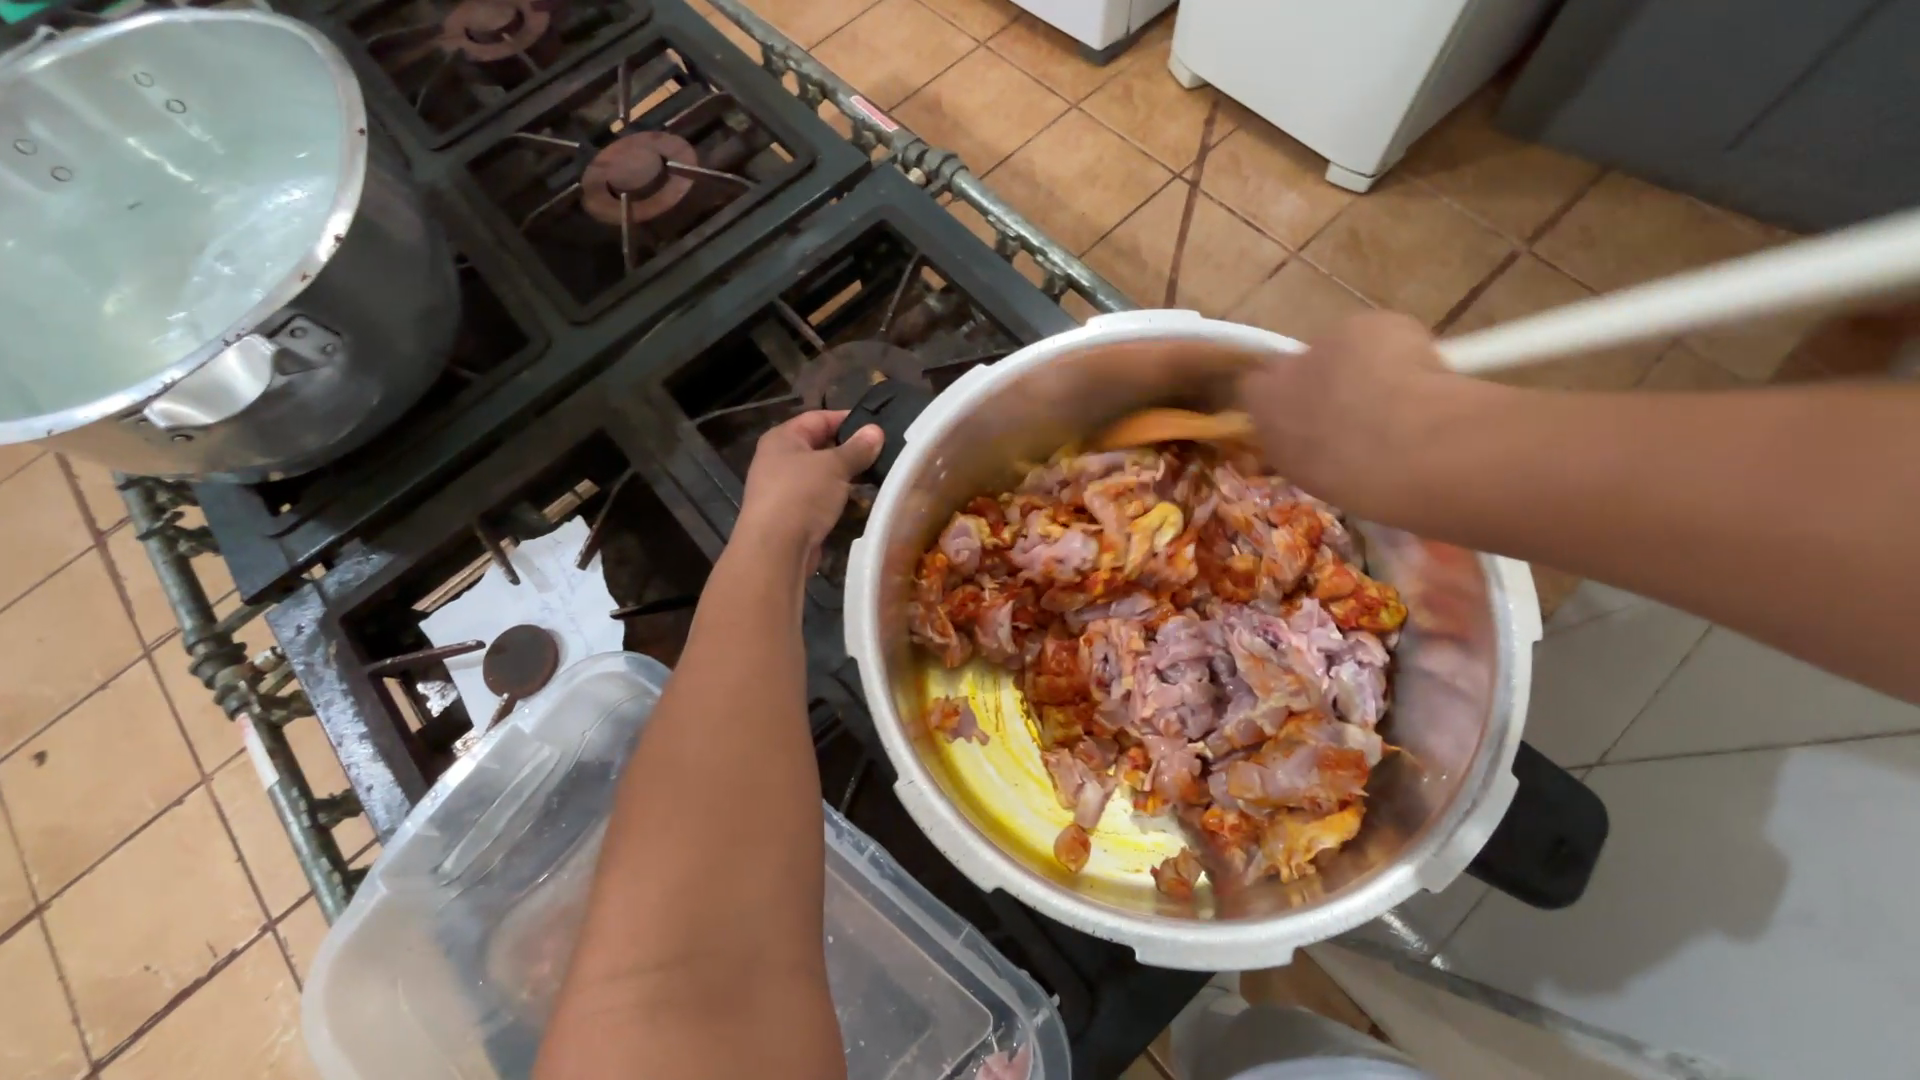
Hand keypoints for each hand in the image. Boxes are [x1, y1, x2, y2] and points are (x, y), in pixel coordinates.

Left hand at [735, 410, 883, 568]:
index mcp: (782, 439)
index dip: (847, 419)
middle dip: (849, 451)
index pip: (818, 419)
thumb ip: (857, 449)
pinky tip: (860, 503)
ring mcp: (783, 490)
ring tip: (877, 478)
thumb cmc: (801, 495)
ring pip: (821, 476)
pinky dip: (838, 500)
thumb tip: (875, 431)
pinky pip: (819, 500)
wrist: (775, 548)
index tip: (876, 427)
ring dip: (846, 478)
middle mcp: (778, 460)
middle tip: (882, 454)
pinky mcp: (791, 516)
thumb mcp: (834, 466)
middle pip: (819, 448)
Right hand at [1236, 312, 1489, 516]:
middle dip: (1317, 379)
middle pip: (1296, 363)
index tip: (1299, 417)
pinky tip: (1422, 377)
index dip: (1279, 398)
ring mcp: (1332, 340)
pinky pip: (1383, 335)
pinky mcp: (1372, 324)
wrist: (1405, 444)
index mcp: (1266, 406)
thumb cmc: (1351, 477)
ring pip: (1343, 348)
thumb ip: (1297, 446)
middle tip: (1349, 407)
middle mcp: (1288, 367)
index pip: (1256, 388)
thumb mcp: (1307, 474)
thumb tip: (1311, 443)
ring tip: (1395, 395)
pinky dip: (1399, 351)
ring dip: (1360, 366)